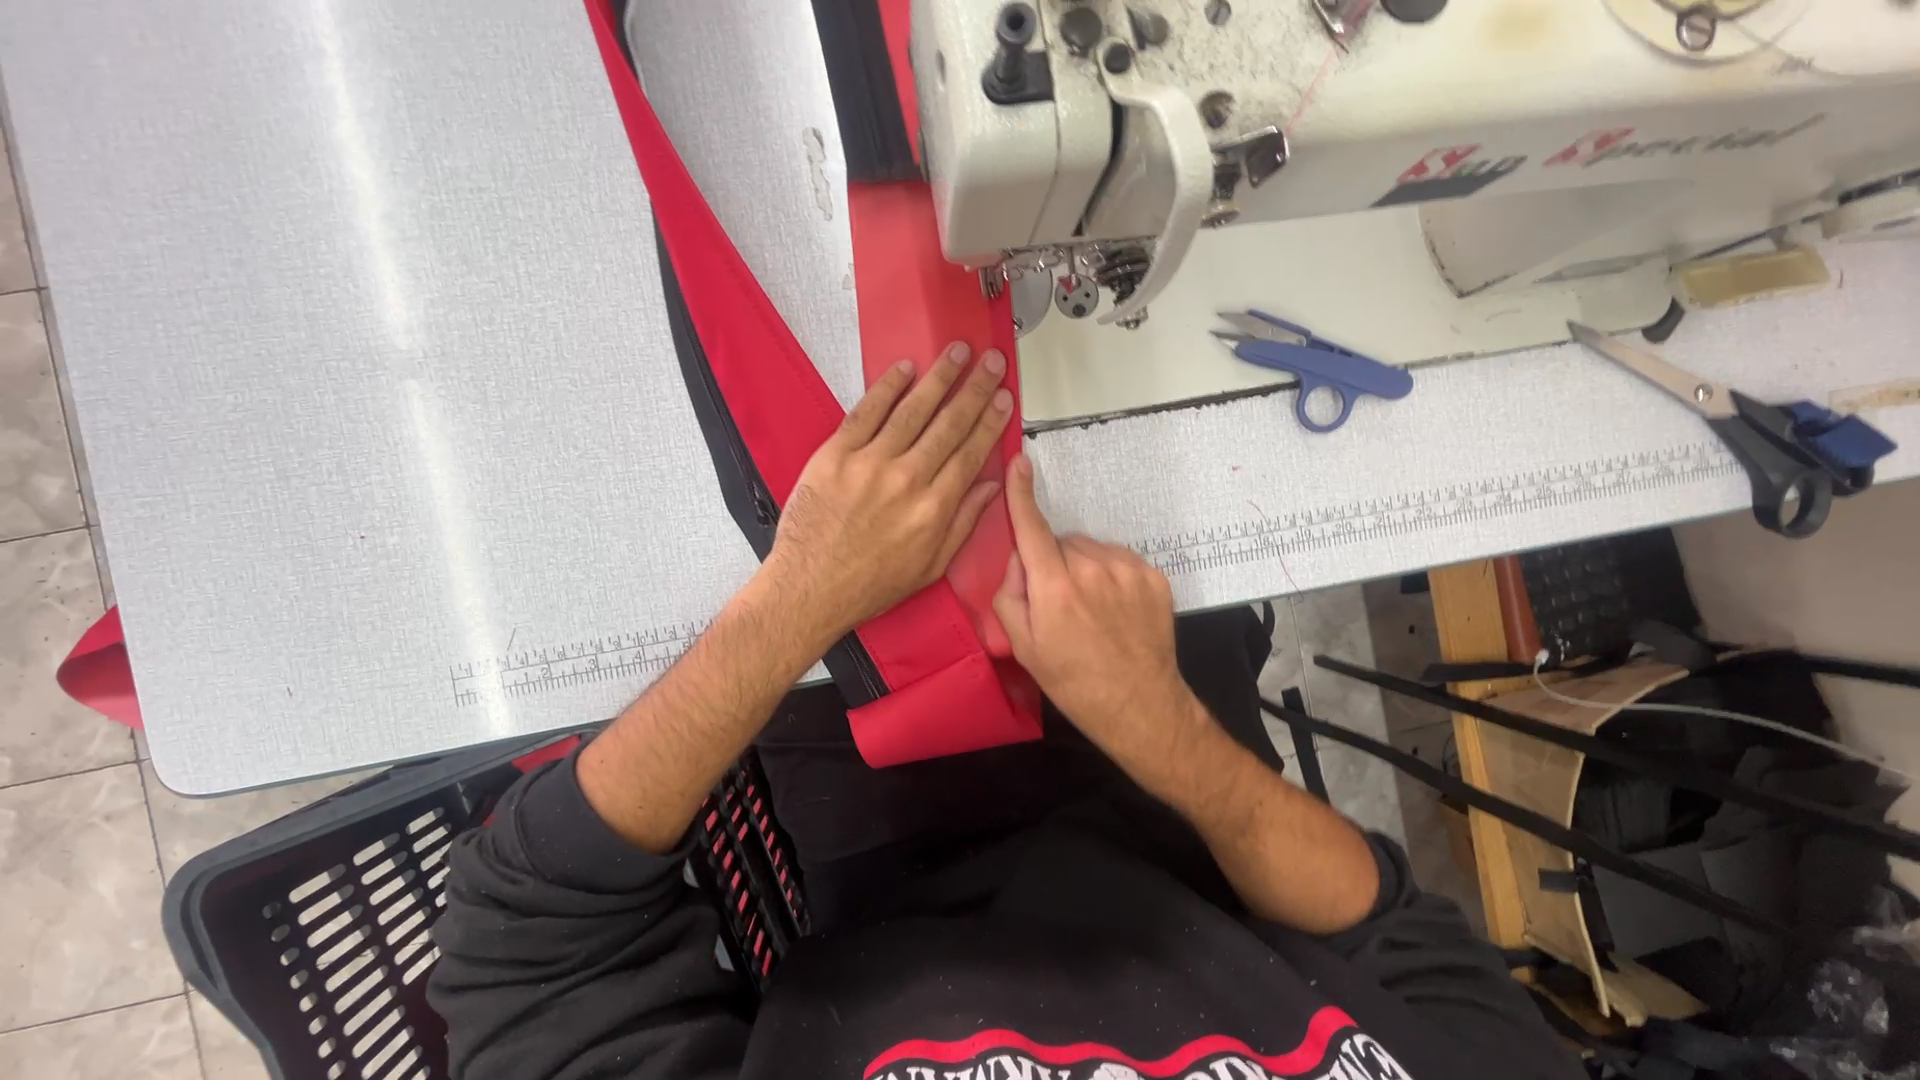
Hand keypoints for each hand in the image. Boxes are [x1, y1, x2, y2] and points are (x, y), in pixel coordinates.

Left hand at [763, 342, 1012, 644]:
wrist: (811, 588)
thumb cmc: (868, 584)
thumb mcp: (931, 567)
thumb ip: (964, 523)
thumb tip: (989, 489)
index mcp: (934, 508)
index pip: (971, 452)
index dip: (991, 421)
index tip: (1003, 399)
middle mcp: (907, 479)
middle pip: (950, 423)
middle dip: (975, 388)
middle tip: (990, 363)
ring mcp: (870, 463)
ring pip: (913, 409)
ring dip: (939, 377)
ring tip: (957, 353)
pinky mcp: (835, 455)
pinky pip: (866, 412)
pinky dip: (887, 388)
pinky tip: (905, 369)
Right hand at [992, 455, 1198, 759]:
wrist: (1139, 704)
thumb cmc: (1072, 681)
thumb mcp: (1023, 646)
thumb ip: (1010, 594)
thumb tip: (1019, 561)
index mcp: (1055, 587)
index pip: (1032, 528)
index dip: (1022, 495)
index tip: (1019, 462)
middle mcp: (1092, 568)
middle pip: (1060, 544)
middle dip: (1054, 563)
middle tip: (1060, 604)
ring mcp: (1128, 570)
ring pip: (1090, 549)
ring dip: (1084, 567)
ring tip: (1092, 609)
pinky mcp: (1154, 576)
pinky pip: (1119, 559)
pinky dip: (1111, 575)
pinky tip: (1115, 608)